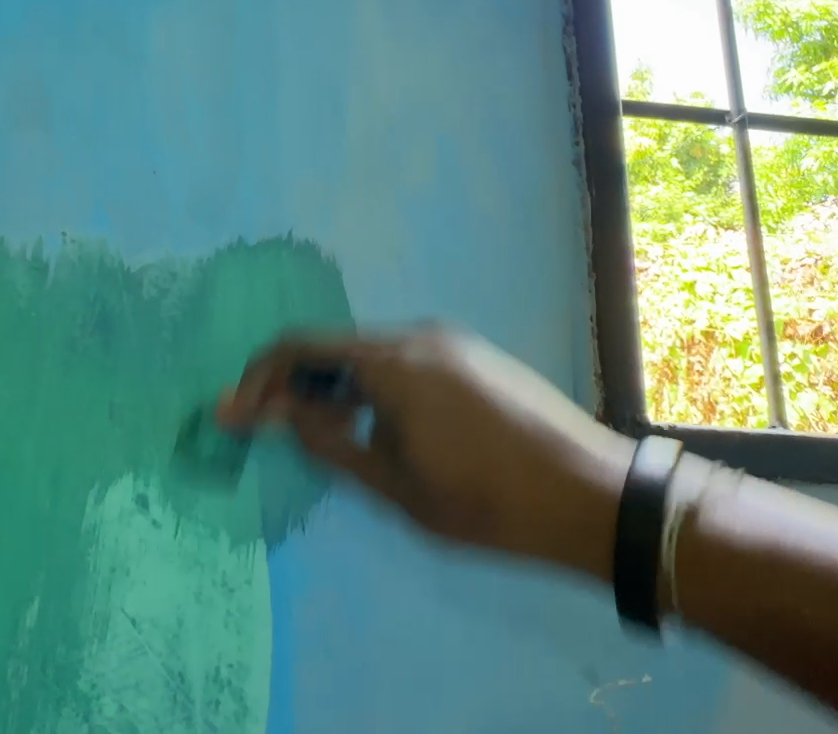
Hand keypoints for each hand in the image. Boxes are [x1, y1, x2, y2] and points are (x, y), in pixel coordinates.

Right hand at [217, 325, 633, 580]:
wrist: (599, 499)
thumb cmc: (486, 502)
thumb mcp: (392, 484)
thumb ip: (325, 441)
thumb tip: (269, 414)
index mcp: (391, 361)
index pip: (299, 348)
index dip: (259, 378)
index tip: (238, 413)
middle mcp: (415, 336)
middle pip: (332, 347)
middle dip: (294, 384)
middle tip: (276, 427)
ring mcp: (449, 343)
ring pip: (367, 354)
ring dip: (334, 386)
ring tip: (327, 432)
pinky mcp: (472, 357)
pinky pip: (402, 361)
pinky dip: (372, 385)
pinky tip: (381, 425)